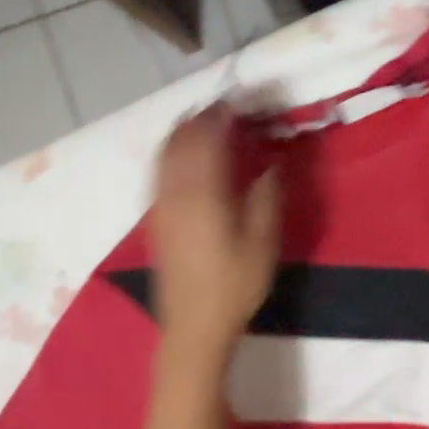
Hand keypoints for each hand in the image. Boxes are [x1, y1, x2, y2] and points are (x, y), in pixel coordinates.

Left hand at [150, 105, 280, 359]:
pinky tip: (190, 158)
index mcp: (202, 192)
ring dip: (185, 131)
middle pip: (180, 137)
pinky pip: (159, 169)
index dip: (222, 113)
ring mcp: (160, 203)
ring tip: (210, 127)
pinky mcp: (156, 216)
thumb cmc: (235, 286)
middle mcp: (174, 190)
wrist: (194, 326)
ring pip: (165, 151)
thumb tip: (272, 161)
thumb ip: (266, 195)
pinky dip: (174, 151)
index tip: (243, 102)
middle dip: (202, 117)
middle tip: (229, 110)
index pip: (206, 136)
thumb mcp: (263, 242)